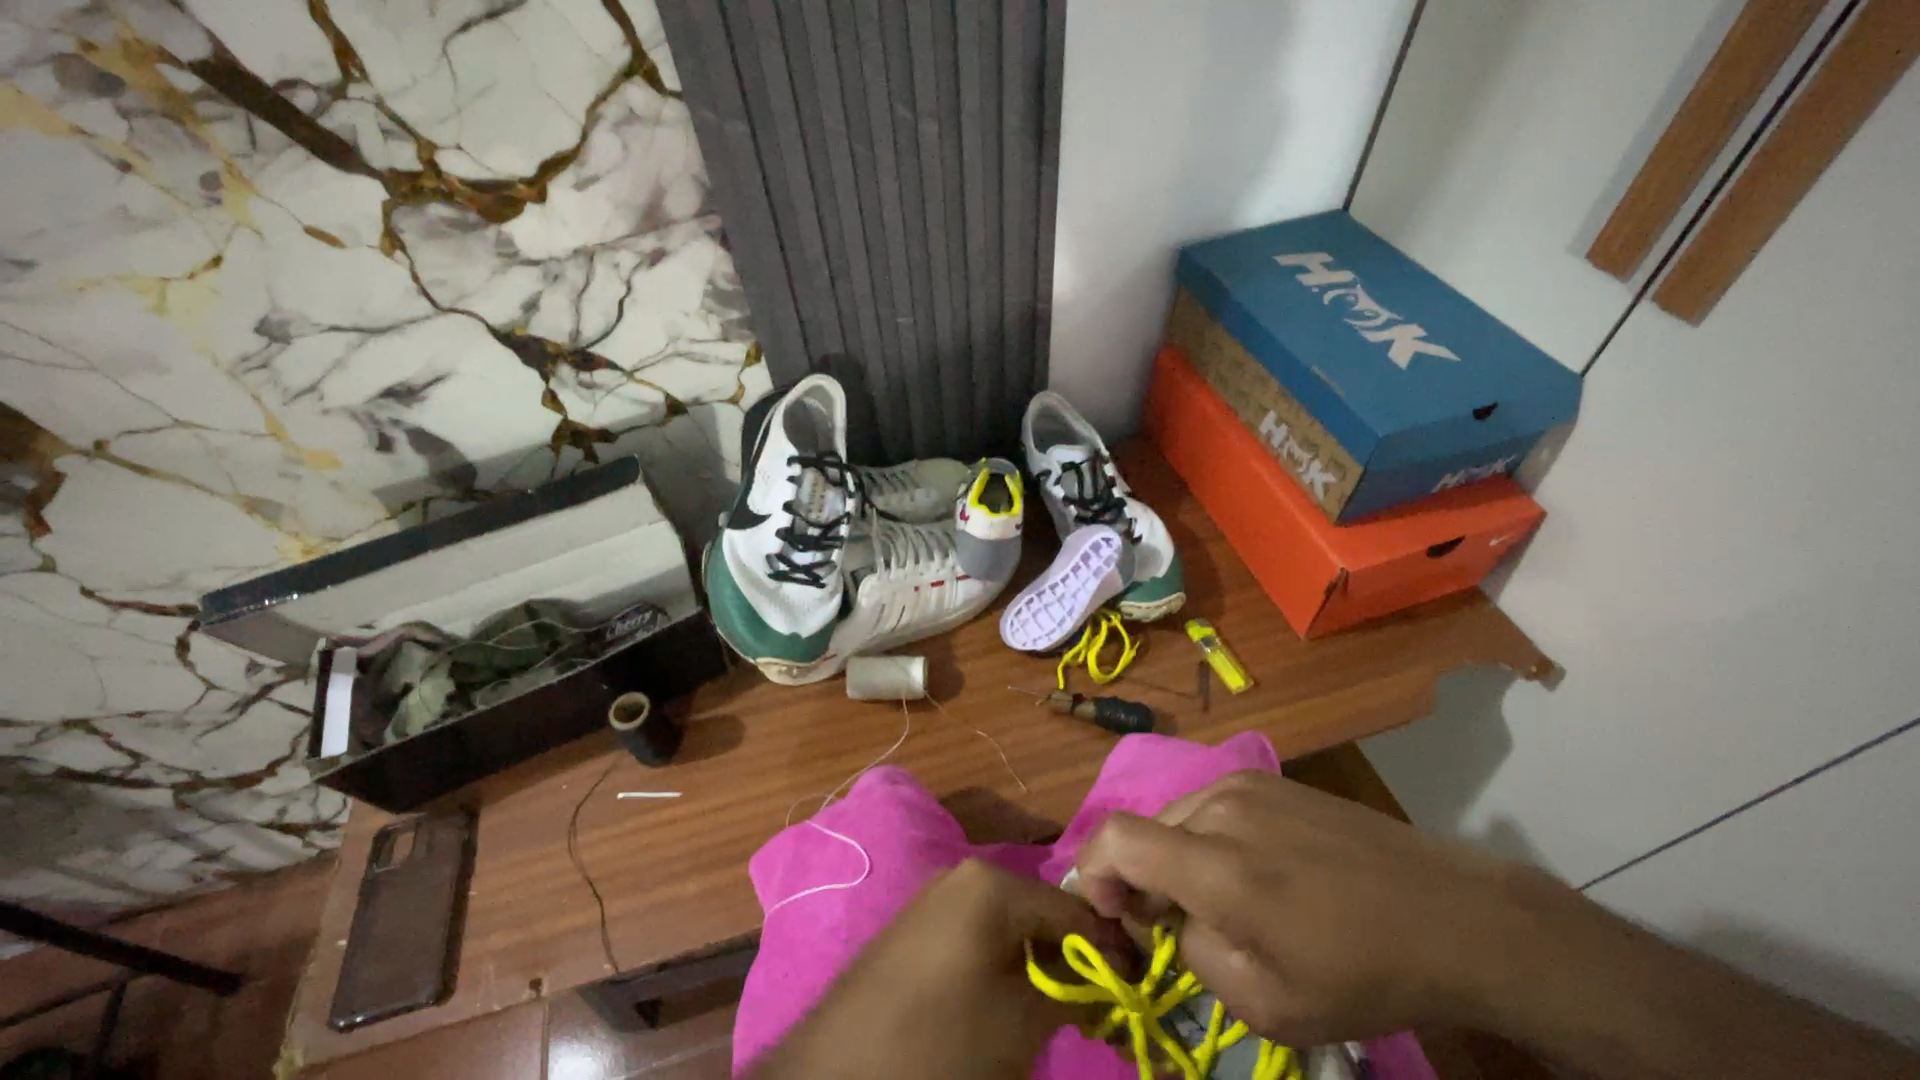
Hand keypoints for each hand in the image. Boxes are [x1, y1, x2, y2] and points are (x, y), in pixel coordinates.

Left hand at [748, 858, 1117, 1079]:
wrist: (836, 1072)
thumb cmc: (940, 1041)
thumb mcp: (1022, 1023)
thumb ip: (1075, 992)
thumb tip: (1109, 981)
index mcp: (992, 882)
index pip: (1077, 908)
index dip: (1112, 951)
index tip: (1137, 990)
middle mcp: (964, 876)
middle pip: (1042, 914)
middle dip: (1074, 959)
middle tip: (1097, 1009)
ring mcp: (936, 901)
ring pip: (1011, 928)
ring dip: (1040, 967)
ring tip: (1059, 1012)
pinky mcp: (916, 931)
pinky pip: (979, 938)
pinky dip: (1005, 967)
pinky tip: (1012, 1007)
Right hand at [1074, 770, 1571, 1045]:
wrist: (1456, 918)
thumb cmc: (1362, 973)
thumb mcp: (1266, 1005)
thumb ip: (1193, 953)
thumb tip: (1174, 916)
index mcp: (1216, 864)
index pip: (1114, 839)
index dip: (1092, 873)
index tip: (1117, 916)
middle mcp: (1222, 807)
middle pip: (1143, 832)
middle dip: (1142, 879)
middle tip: (1178, 926)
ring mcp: (1252, 784)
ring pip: (1177, 818)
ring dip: (1178, 859)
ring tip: (1226, 902)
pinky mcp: (1277, 780)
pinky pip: (1214, 806)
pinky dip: (1210, 839)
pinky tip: (1259, 872)